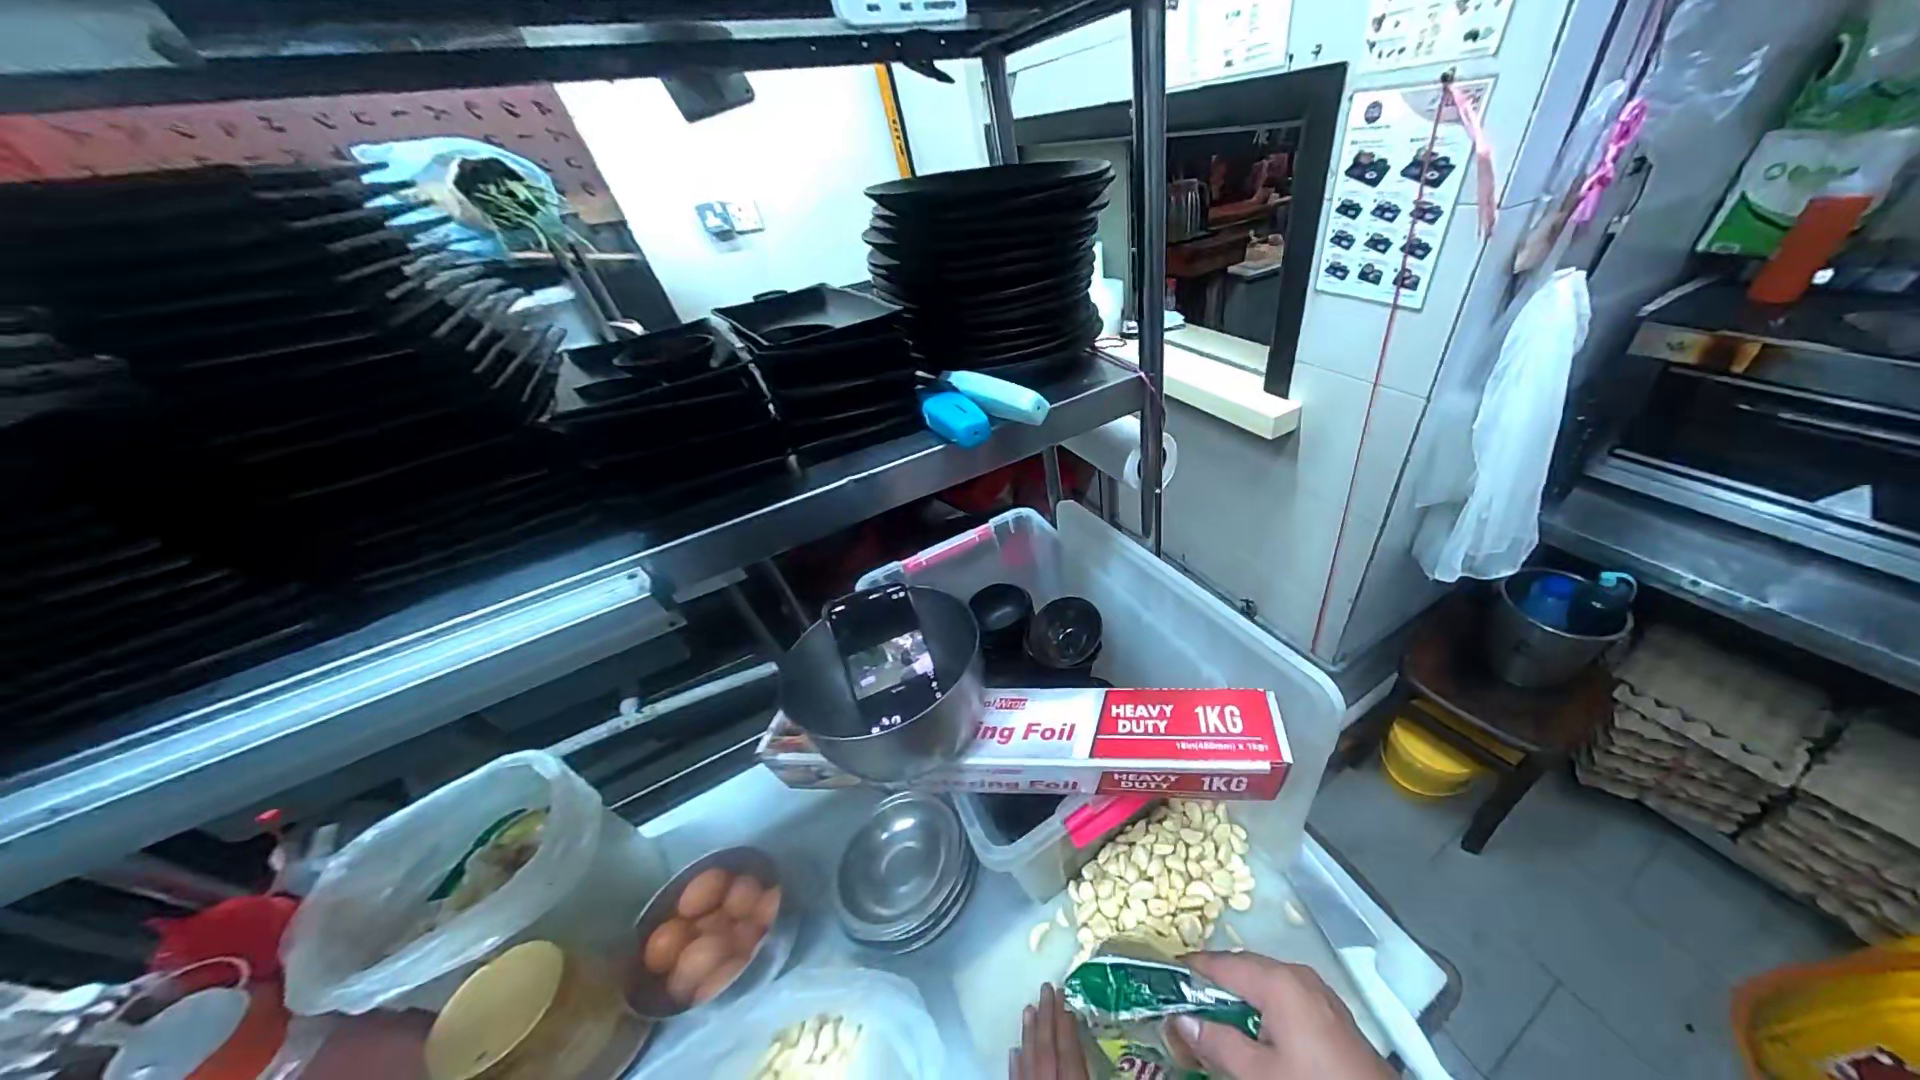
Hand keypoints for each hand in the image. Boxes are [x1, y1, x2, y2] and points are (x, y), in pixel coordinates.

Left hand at [1010, 982, 1088, 1079]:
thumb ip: (1085, 1067)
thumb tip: (1080, 1040)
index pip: (1068, 1049)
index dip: (1065, 1021)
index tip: (1062, 995)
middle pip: (1046, 1047)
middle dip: (1046, 1015)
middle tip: (1046, 988)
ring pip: (1028, 1058)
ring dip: (1029, 1032)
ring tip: (1029, 1007)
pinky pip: (1015, 1077)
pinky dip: (1017, 1061)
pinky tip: (1016, 1048)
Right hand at [1165, 952, 1394, 1079]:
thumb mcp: (1260, 1076)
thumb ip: (1217, 1044)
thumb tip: (1179, 1021)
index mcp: (1277, 980)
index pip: (1219, 963)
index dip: (1189, 971)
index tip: (1163, 982)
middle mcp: (1296, 975)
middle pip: (1241, 968)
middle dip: (1211, 986)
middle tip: (1183, 1010)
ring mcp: (1318, 993)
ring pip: (1263, 983)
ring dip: (1236, 999)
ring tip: (1214, 1025)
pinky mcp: (1331, 1014)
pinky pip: (1283, 998)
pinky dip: (1261, 1008)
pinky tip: (1254, 1036)